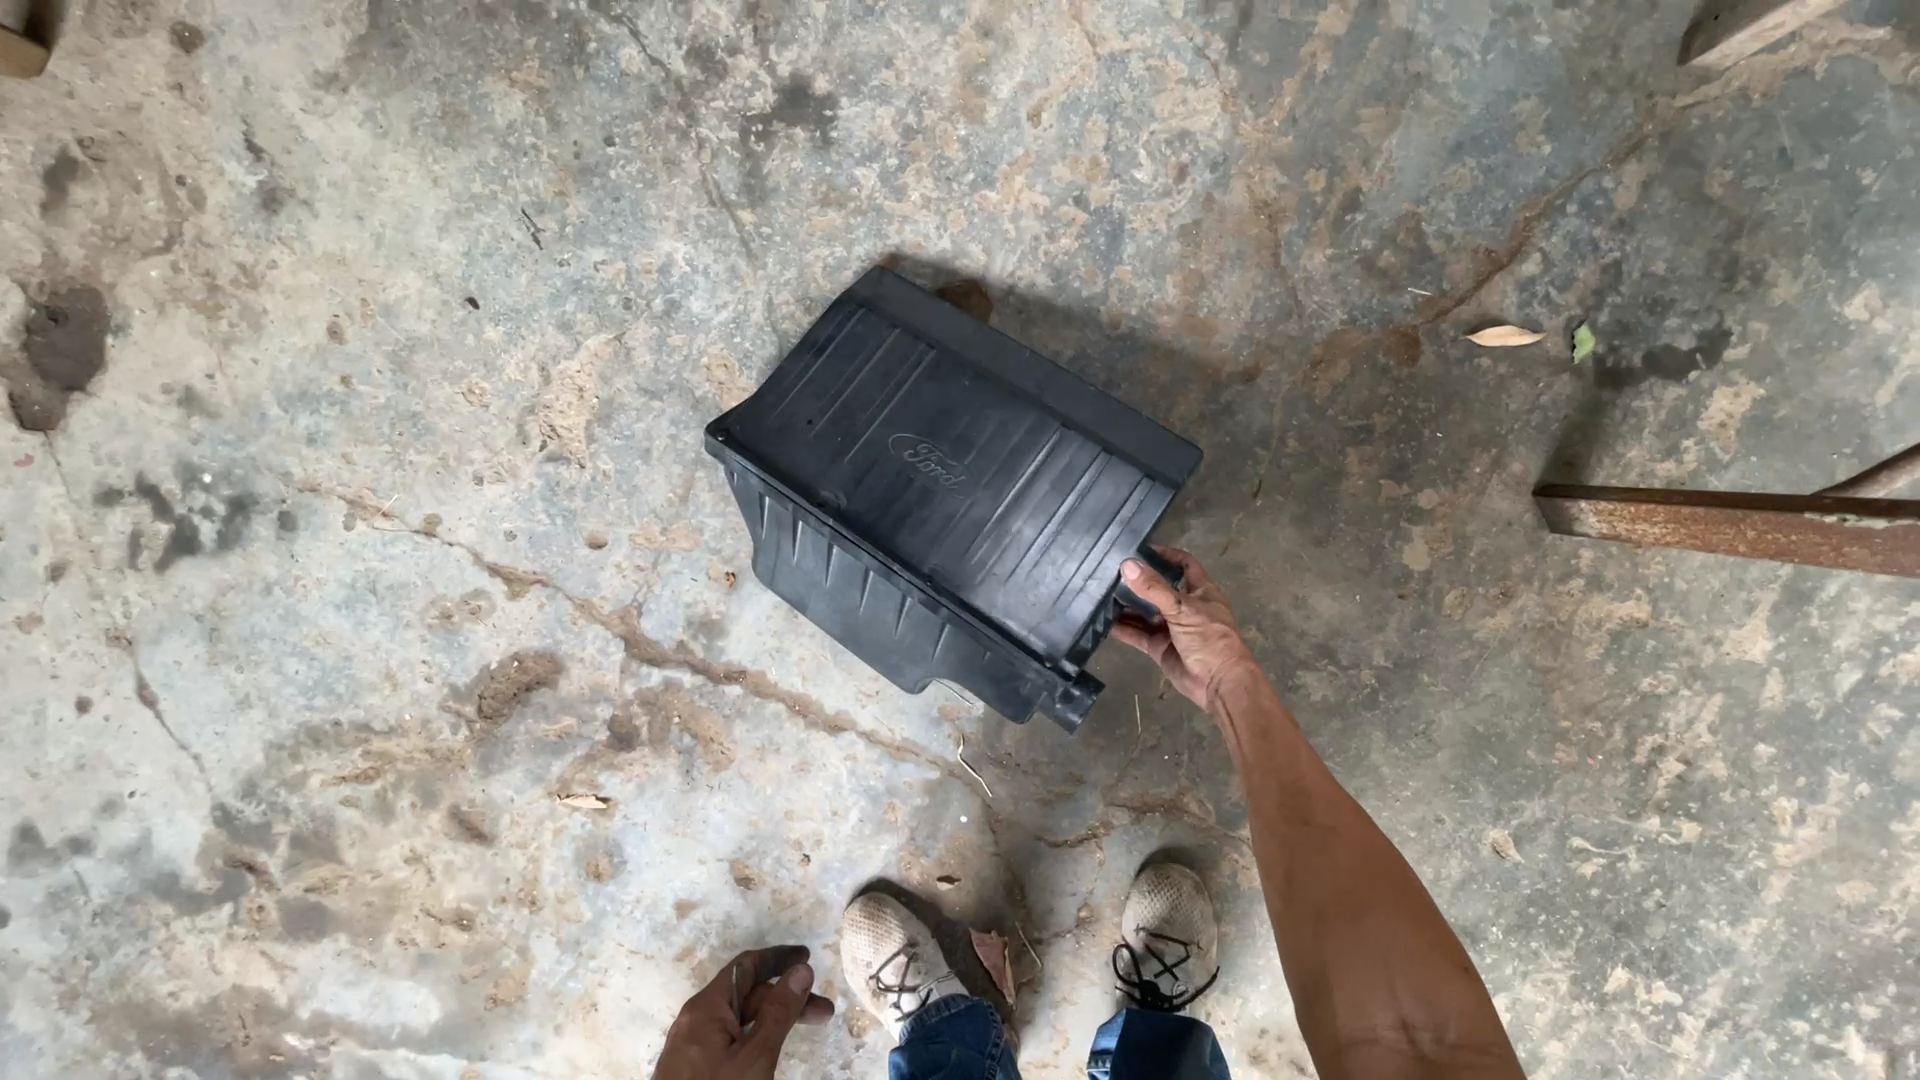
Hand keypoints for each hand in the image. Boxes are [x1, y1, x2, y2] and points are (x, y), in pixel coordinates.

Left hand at [652, 945, 835, 1079]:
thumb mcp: (755, 1057)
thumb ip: (779, 1011)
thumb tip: (802, 969)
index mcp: (705, 1008)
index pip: (746, 966)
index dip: (779, 958)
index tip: (808, 958)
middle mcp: (695, 1020)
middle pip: (746, 994)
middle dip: (786, 998)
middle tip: (824, 1014)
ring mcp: (691, 1046)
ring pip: (739, 1020)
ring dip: (773, 1019)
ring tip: (807, 1031)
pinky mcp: (691, 1069)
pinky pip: (728, 1040)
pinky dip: (755, 1037)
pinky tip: (770, 1048)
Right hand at [1112, 546, 1258, 711]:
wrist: (1218, 683)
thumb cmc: (1209, 639)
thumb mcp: (1182, 609)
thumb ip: (1154, 588)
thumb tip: (1127, 565)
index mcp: (1199, 591)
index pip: (1183, 564)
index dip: (1166, 555)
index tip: (1140, 549)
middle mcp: (1184, 607)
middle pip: (1158, 588)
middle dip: (1138, 581)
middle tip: (1111, 572)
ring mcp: (1171, 627)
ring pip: (1144, 612)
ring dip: (1127, 605)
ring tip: (1102, 594)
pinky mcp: (1159, 647)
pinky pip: (1137, 634)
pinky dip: (1123, 629)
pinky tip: (1104, 622)